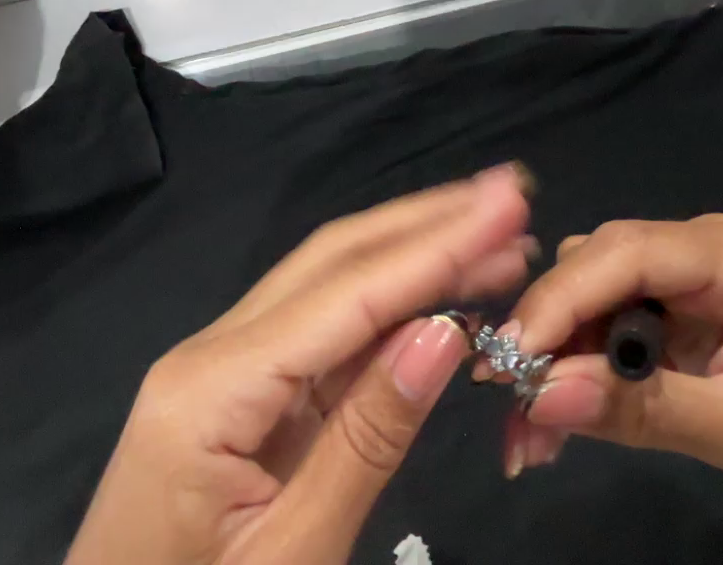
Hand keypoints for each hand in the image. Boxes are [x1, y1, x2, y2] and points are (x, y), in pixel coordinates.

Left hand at [66, 167, 535, 564]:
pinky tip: (444, 296)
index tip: (505, 203)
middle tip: (509, 193)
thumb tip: (444, 333)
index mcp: (214, 387)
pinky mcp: (247, 390)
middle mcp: (216, 351)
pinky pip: (328, 334)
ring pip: (332, 285)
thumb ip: (367, 439)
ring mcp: (229, 367)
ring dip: (416, 254)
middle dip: (427, 222)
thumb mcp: (292, 553)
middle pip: (334, 261)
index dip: (434, 247)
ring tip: (497, 235)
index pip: (345, 294)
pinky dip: (393, 307)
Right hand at [498, 216, 722, 522]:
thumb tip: (541, 399)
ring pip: (592, 290)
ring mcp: (687, 273)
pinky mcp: (675, 305)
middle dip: (548, 330)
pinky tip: (558, 413)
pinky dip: (577, 365)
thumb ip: (642, 410)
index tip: (506, 360)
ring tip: (528, 426)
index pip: (626, 255)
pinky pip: (607, 319)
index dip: (559, 301)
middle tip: (507, 398)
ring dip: (554, 352)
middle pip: (598, 265)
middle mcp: (704, 246)